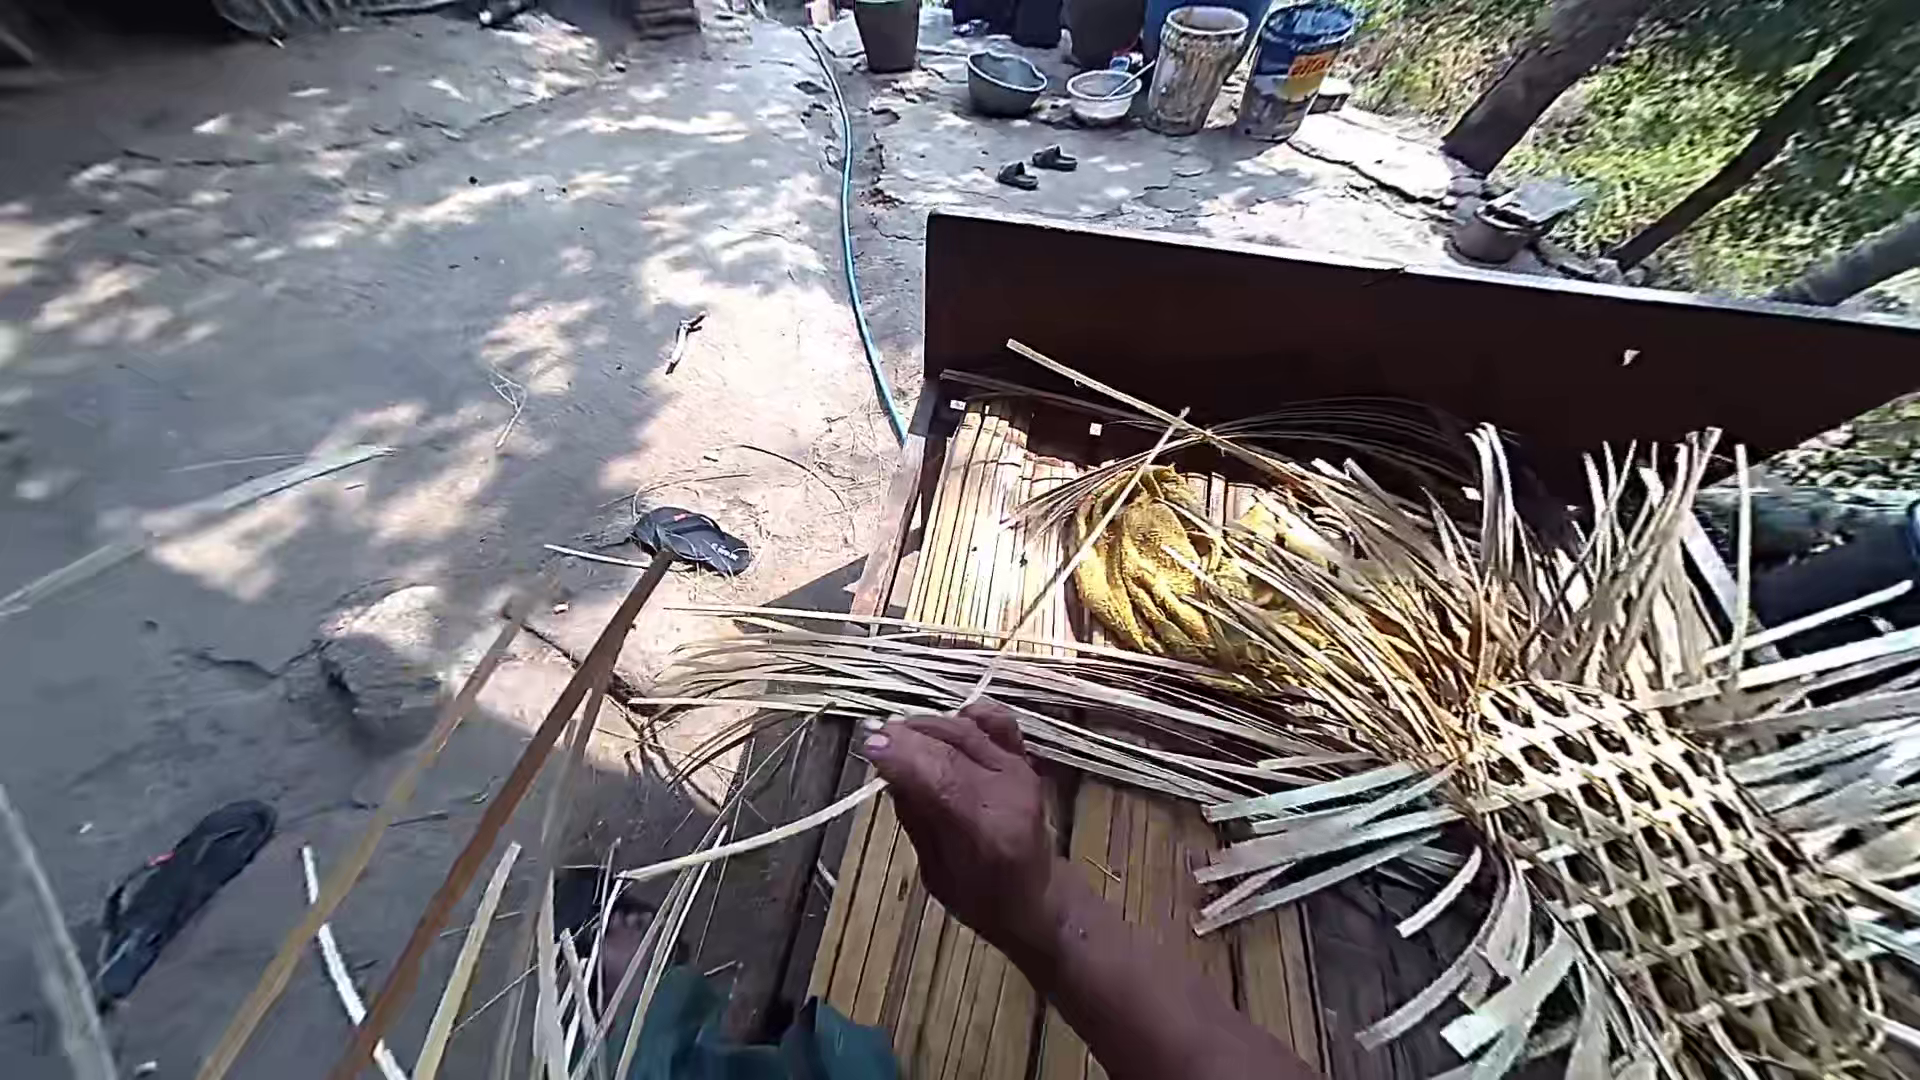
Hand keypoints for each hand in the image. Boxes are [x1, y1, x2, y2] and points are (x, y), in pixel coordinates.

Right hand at [862, 702, 1058, 957]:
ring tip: (899, 729)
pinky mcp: (1025, 759)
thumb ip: (917, 819)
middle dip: (909, 736)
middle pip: (955, 748)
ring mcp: (1021, 772)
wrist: (1038, 897)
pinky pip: (1000, 722)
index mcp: (989, 835)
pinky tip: (949, 717)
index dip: (905, 757)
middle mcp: (1010, 794)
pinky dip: (972, 713)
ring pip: (970, 729)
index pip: (943, 780)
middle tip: (876, 734)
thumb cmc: (982, 899)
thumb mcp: (936, 873)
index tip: (870, 746)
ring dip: (929, 723)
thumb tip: (890, 772)